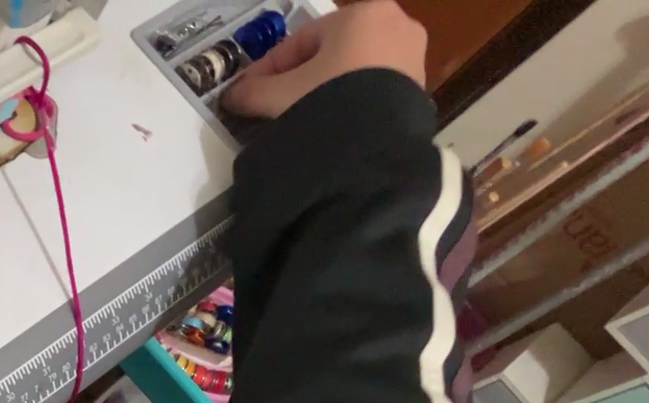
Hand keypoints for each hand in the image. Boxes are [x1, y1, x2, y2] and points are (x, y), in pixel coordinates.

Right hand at [223, 0, 428, 119]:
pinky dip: (348, 102)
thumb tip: (231, 96)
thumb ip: (251, 92)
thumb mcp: (278, 96)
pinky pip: (370, 89)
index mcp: (360, 14)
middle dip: (298, 78)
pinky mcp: (417, 86)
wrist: (374, 143)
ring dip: (322, 90)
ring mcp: (411, 54)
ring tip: (300, 119)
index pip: (299, 40)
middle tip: (272, 106)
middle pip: (328, 53)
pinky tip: (329, 125)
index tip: (247, 93)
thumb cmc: (326, 101)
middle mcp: (394, 23)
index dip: (266, 69)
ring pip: (350, 71)